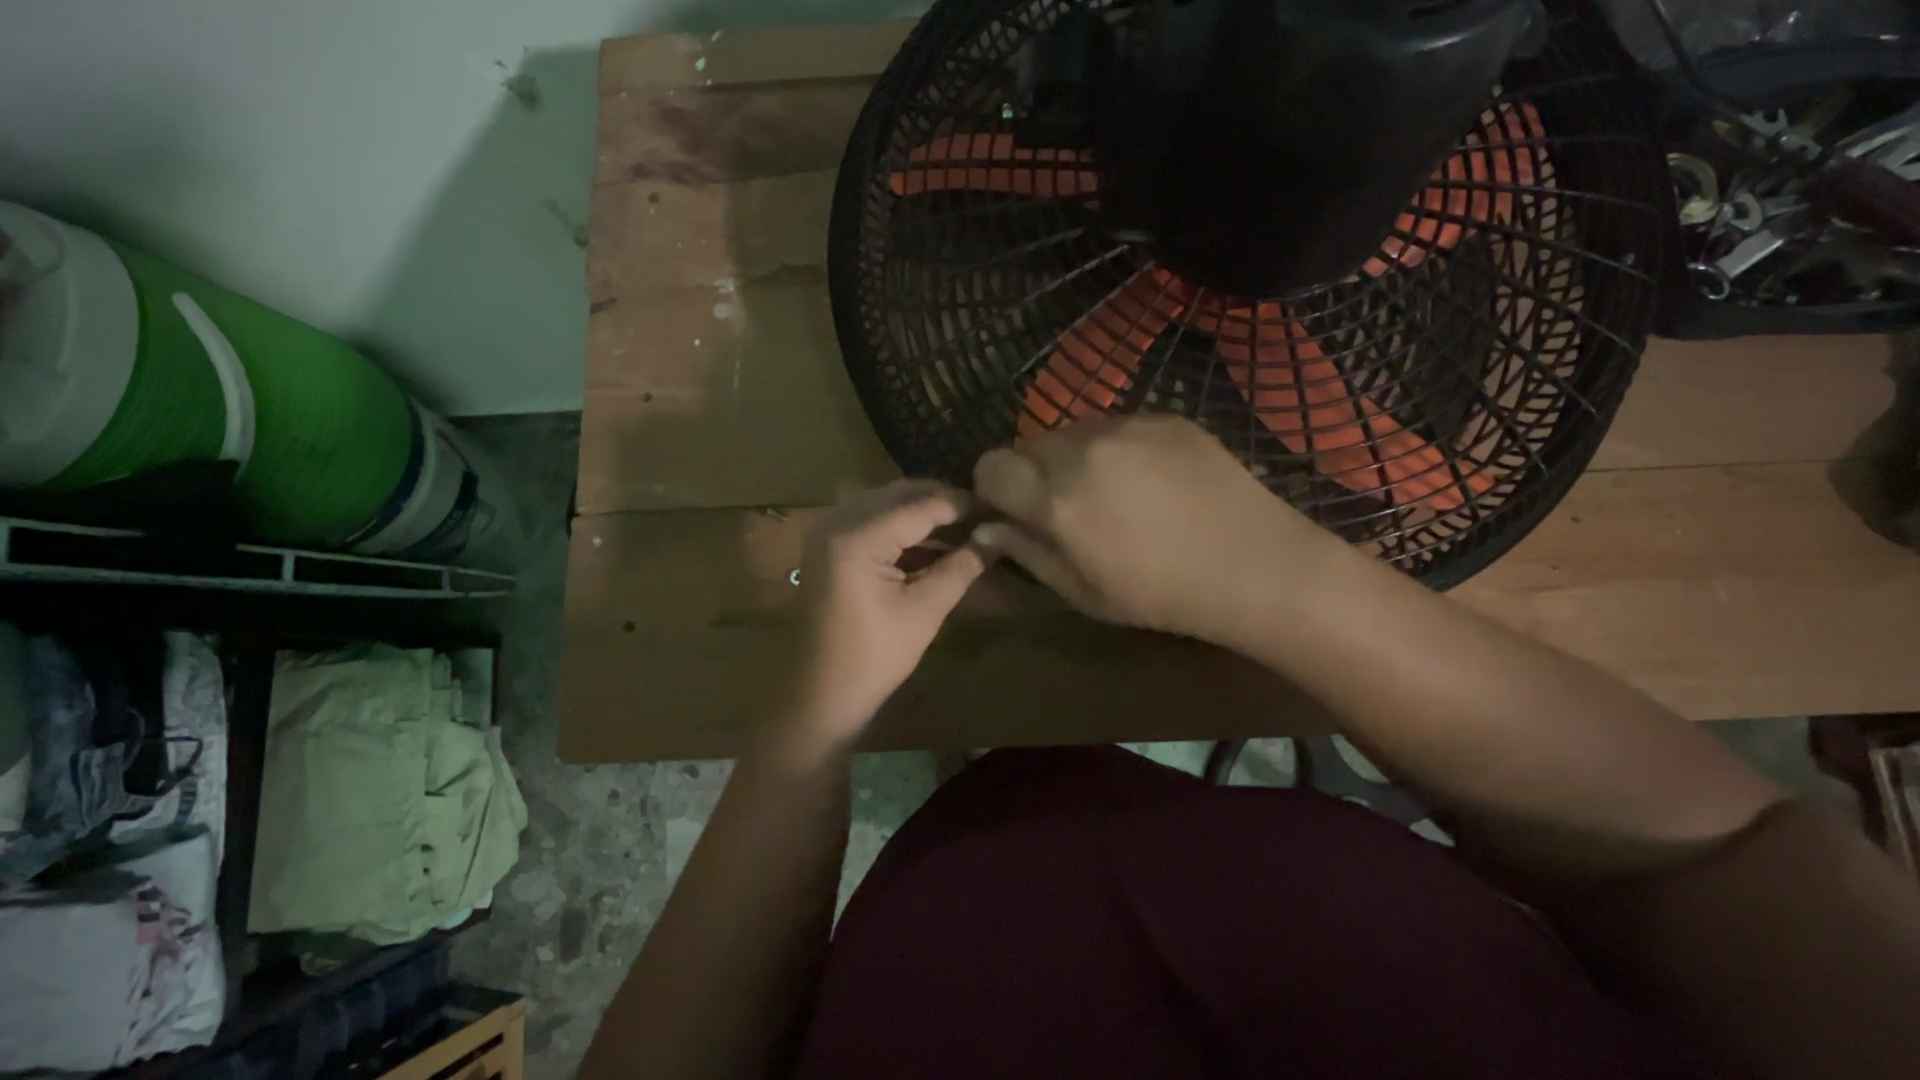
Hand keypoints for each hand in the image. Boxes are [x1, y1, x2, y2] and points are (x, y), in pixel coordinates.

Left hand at [783, 480, 987, 746]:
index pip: (922, 505)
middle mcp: (838, 521)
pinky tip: (934, 543)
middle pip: (901, 495)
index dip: (964, 505)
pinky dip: (902, 528)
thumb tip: (997, 535)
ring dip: (924, 514)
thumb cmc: (873, 658)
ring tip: (967, 530)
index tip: (1000, 508)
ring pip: (886, 504)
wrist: (819, 695)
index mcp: (858, 536)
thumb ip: (962, 566)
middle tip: (986, 517)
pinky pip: (871, 521)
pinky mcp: (827, 546)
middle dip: (944, 503)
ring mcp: (828, 531)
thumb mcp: (925, 610)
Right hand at [973, 416, 1341, 642]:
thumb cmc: (1162, 595)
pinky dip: (1119, 448)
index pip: (990, 466)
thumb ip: (1028, 554)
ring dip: (1076, 458)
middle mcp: (1082, 450)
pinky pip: (1118, 425)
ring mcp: (1126, 426)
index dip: (994, 488)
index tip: (1015, 510)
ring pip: (1073, 432)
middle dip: (1035, 473)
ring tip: (1116, 493)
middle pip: (1029, 445)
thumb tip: (988, 528)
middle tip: (1068, 507)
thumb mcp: (1084, 593)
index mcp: (1056, 499)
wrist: (1255, 565)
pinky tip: (1154, 481)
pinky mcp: (1164, 417)